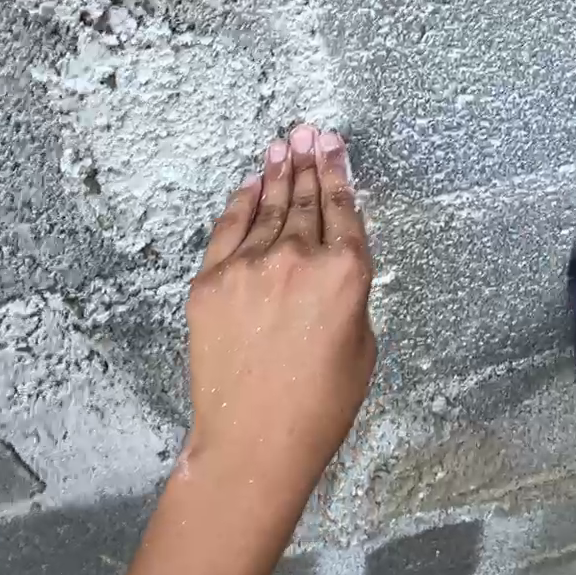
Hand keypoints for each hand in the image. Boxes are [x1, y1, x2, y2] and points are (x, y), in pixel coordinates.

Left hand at [127, 124, 375, 574]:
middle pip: (306, 197)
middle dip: (309, 161)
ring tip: (283, 145)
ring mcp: (252, 265)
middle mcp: (301, 257)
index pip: (343, 207)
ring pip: (269, 205)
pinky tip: (252, 182)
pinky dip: (242, 201)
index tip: (333, 146)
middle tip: (308, 132)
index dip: (337, 171)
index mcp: (347, 273)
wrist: (253, 442)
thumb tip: (334, 260)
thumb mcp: (363, 343)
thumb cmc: (321, 404)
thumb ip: (351, 291)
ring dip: (277, 172)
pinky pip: (229, 228)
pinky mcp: (212, 280)